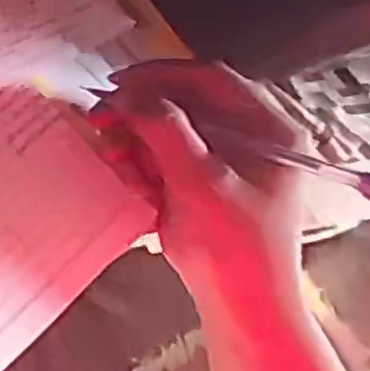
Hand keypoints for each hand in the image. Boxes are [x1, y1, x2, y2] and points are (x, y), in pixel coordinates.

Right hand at [99, 60, 307, 311]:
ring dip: (133, 140)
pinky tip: (135, 181)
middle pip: (180, 101)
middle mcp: (245, 135)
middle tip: (102, 120)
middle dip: (138, 112)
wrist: (237, 296)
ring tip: (118, 160)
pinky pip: (156, 153)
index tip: (118, 83)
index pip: (210, 78)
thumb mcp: (200, 181)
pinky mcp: (195, 176)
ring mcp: (219, 156)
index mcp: (267, 128)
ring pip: (162, 127)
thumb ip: (167, 131)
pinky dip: (137, 161)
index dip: (161, 74)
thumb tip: (130, 95)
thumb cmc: (234, 243)